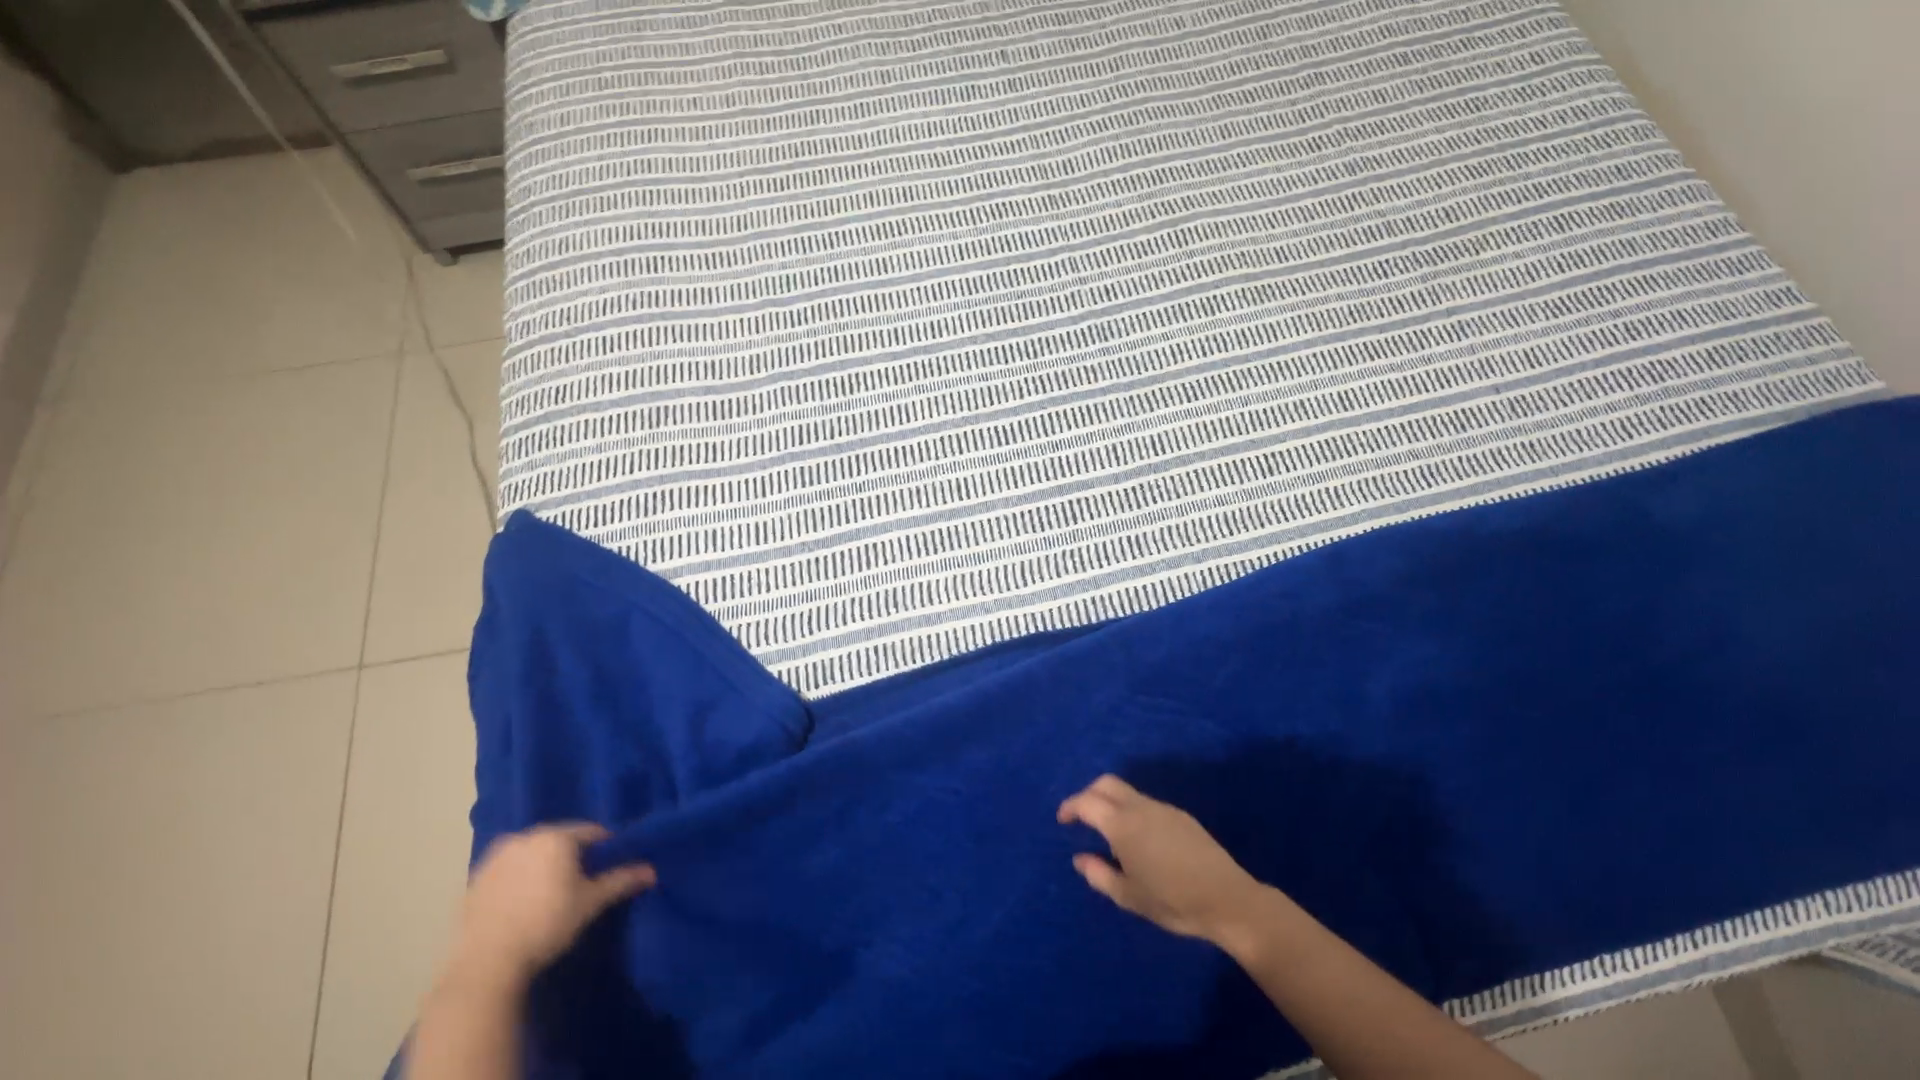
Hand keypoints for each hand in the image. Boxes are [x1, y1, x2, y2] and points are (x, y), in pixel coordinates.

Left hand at [447, 823, 655, 988]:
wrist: (488, 961)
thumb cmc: (547, 924)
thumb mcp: (590, 903)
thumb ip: (621, 881)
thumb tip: (651, 870)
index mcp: (555, 837)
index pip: (591, 831)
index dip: (605, 847)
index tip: (611, 866)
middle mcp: (524, 837)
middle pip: (559, 839)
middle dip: (572, 855)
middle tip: (583, 881)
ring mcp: (495, 857)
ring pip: (531, 853)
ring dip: (544, 864)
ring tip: (550, 894)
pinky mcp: (475, 878)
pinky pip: (508, 869)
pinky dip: (519, 877)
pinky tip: (522, 903)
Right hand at [1058, 775, 1269, 945]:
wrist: (1227, 899)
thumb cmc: (1172, 901)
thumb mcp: (1128, 896)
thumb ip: (1099, 875)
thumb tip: (1080, 859)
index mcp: (1123, 825)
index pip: (1087, 802)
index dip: (1070, 807)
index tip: (1063, 820)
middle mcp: (1141, 808)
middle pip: (1107, 784)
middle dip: (1088, 794)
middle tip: (1080, 818)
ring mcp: (1164, 810)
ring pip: (1128, 793)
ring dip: (1111, 803)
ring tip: (1109, 836)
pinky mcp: (1182, 817)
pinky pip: (1146, 804)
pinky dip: (1131, 811)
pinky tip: (1138, 840)